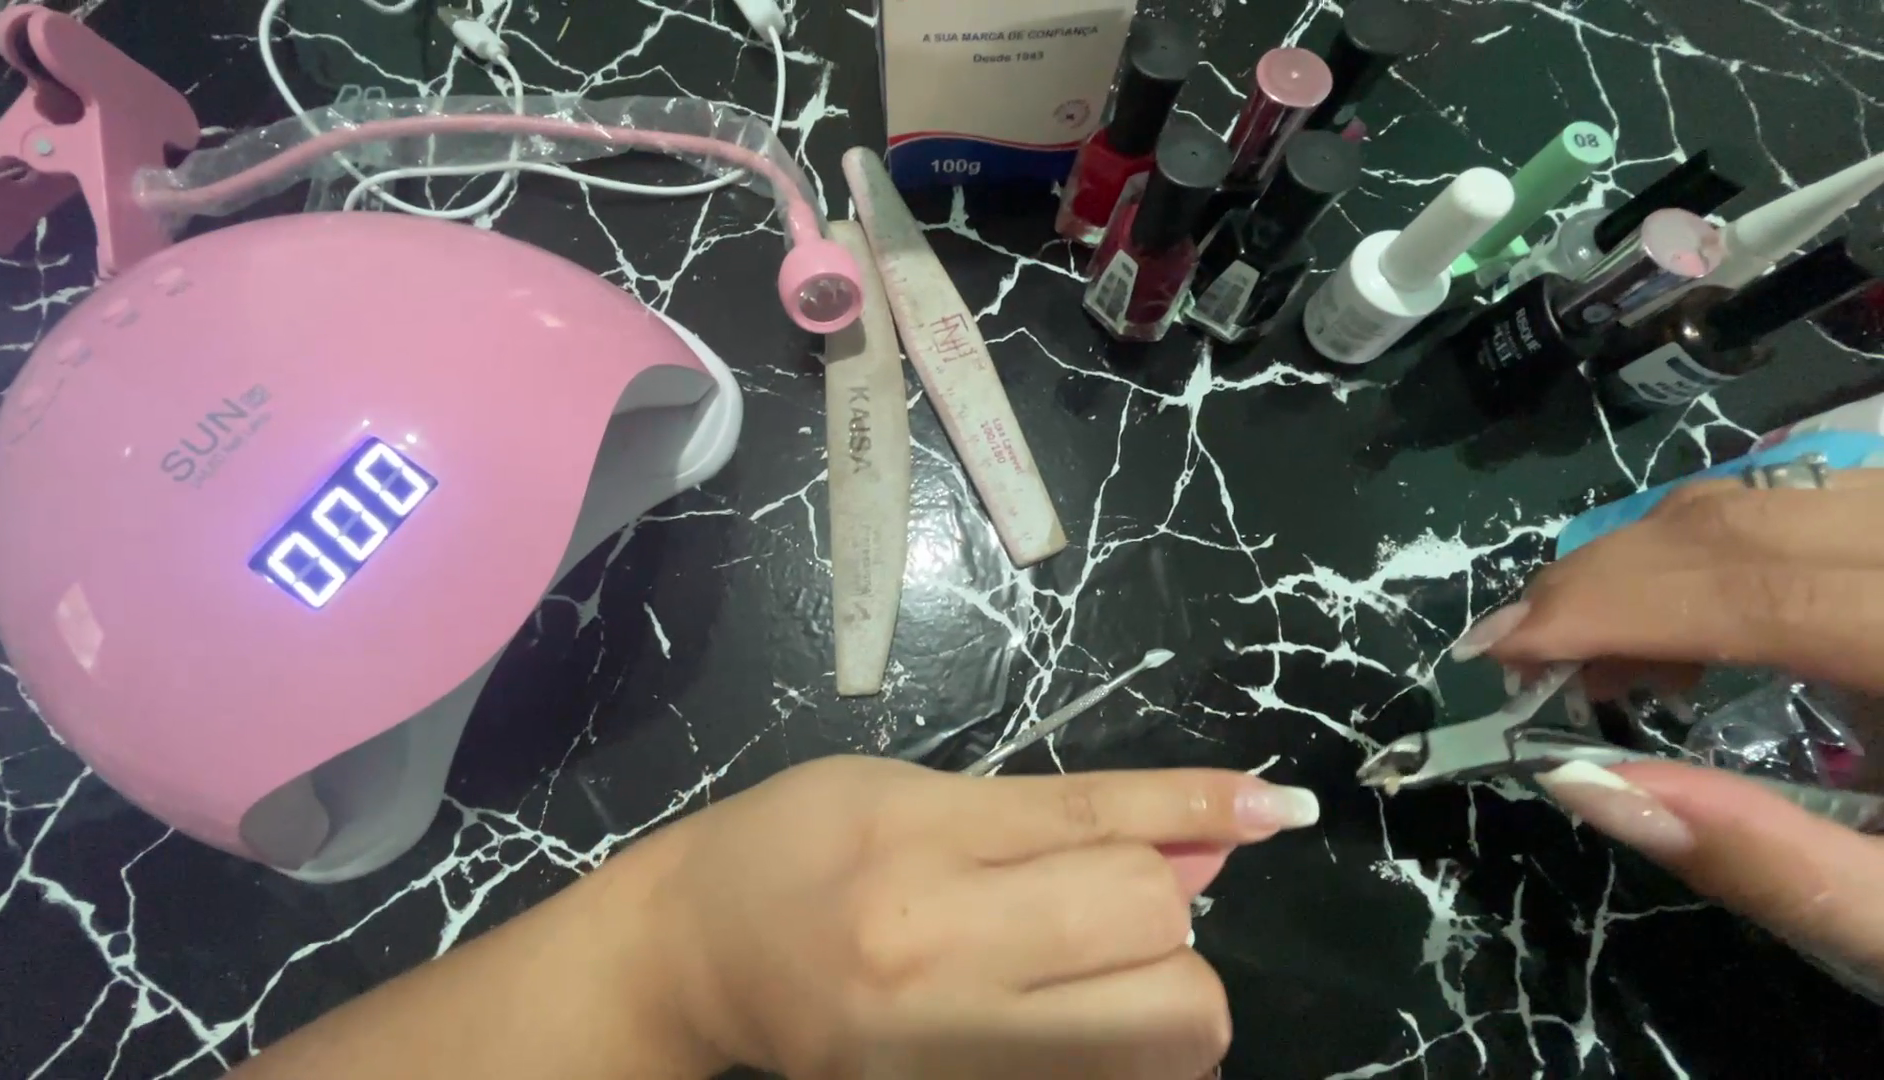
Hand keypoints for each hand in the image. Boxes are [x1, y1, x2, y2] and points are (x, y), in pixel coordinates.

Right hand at [643, 755, 1320, 1078]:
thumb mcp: (909, 787)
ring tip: (1088, 945)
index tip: (1283, 805)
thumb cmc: (795, 836)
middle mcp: (941, 960)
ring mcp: (954, 1056)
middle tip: (1097, 883)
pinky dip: (1131, 1035)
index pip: (1094, 822)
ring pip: (1161, 1031)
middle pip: (1153, 932)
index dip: (1195, 803)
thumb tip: (1187, 833)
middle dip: (1161, 898)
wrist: (698, 950)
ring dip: (1162, 975)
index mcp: (918, 846)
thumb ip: (1047, 810)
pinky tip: (1077, 996)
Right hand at [1449, 471, 1883, 986]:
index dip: (1601, 608)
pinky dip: (1692, 550)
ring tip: (1597, 651)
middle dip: (1593, 582)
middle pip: (1738, 522)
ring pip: (1755, 496)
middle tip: (1518, 652)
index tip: (1494, 653)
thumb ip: (1769, 863)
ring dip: (1634, 566)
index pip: (1758, 589)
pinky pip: (1789, 496)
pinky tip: (1679, 619)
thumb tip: (1574, 781)